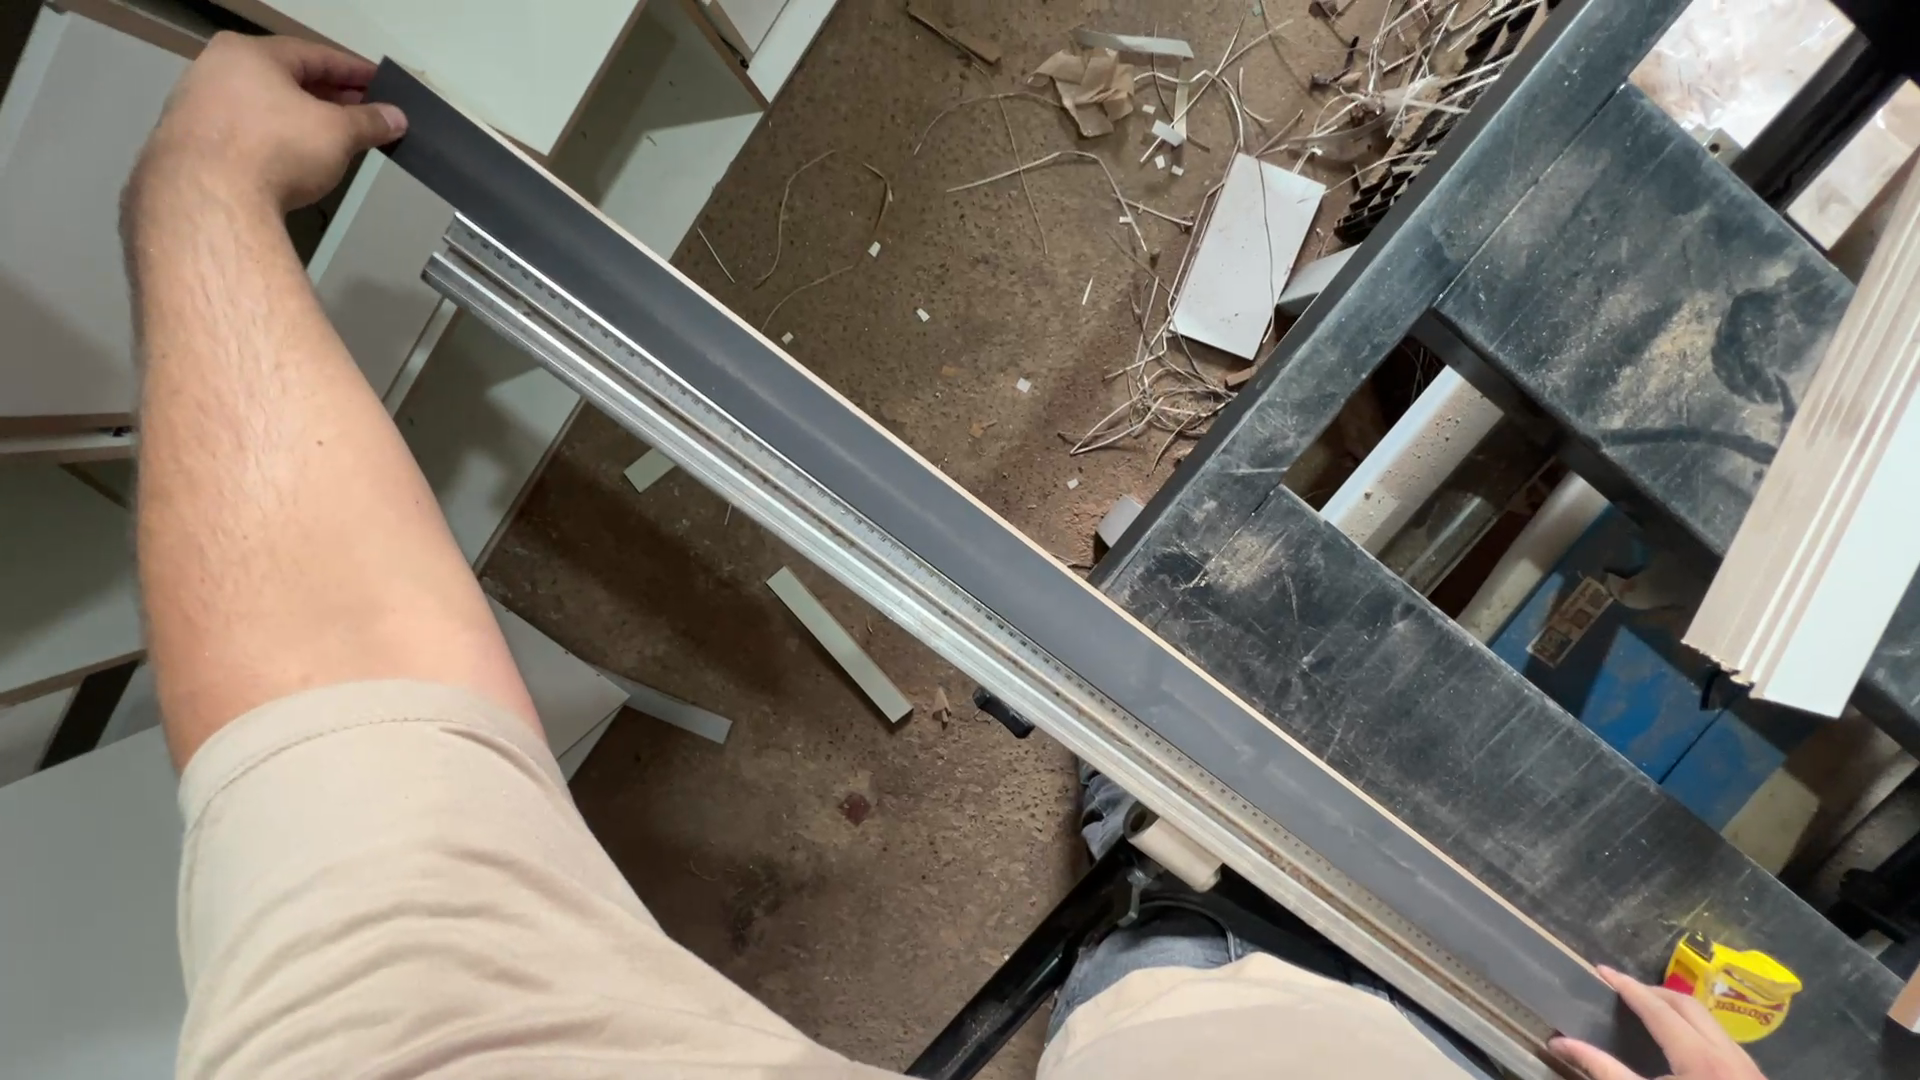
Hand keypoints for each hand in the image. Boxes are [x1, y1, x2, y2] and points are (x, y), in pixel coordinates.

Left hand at [135, 33, 405, 211]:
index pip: (316, 55)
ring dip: (310, 116)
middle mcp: (222, 66)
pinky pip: (257, 125)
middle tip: (369, 110)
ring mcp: (205, 99)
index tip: (383, 82)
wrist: (212, 188)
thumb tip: (398, 117)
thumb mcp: (338, 132)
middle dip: (334, 95)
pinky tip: (306, 151)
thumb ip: (369, 122)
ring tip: (343, 133)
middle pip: (291, 77)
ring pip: (272, 102)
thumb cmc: (279, 146)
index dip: (355, 70)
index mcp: (253, 54)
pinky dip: (286, 133)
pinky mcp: (201, 134)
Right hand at [1551, 966, 1767, 1079]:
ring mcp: (1751, 1072)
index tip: (1601, 971)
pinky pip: (1725, 1043)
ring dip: (1678, 1010)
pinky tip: (1683, 1044)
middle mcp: (1730, 1057)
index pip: (1657, 1007)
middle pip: (1689, 1005)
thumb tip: (1557, 1042)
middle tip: (1623, 990)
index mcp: (1700, 1058)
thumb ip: (1601, 1068)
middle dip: (1653, 991)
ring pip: (1712, 1023)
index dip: (1627, 986)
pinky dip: (1697, 1030)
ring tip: (1650, 1012)